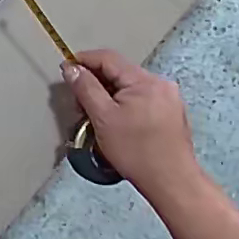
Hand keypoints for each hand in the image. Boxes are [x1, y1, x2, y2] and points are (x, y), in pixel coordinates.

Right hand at [61, 49, 206, 200]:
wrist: (170, 180)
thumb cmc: (137, 153)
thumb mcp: (102, 117)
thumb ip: (85, 88)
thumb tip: (72, 69)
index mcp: (144, 81)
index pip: (108, 58)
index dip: (84, 60)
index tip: (67, 68)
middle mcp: (160, 83)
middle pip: (119, 72)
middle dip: (95, 83)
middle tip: (79, 103)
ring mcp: (168, 98)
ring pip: (129, 87)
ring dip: (108, 95)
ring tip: (96, 116)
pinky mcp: (170, 112)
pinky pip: (141, 99)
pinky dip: (123, 104)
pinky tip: (115, 122)